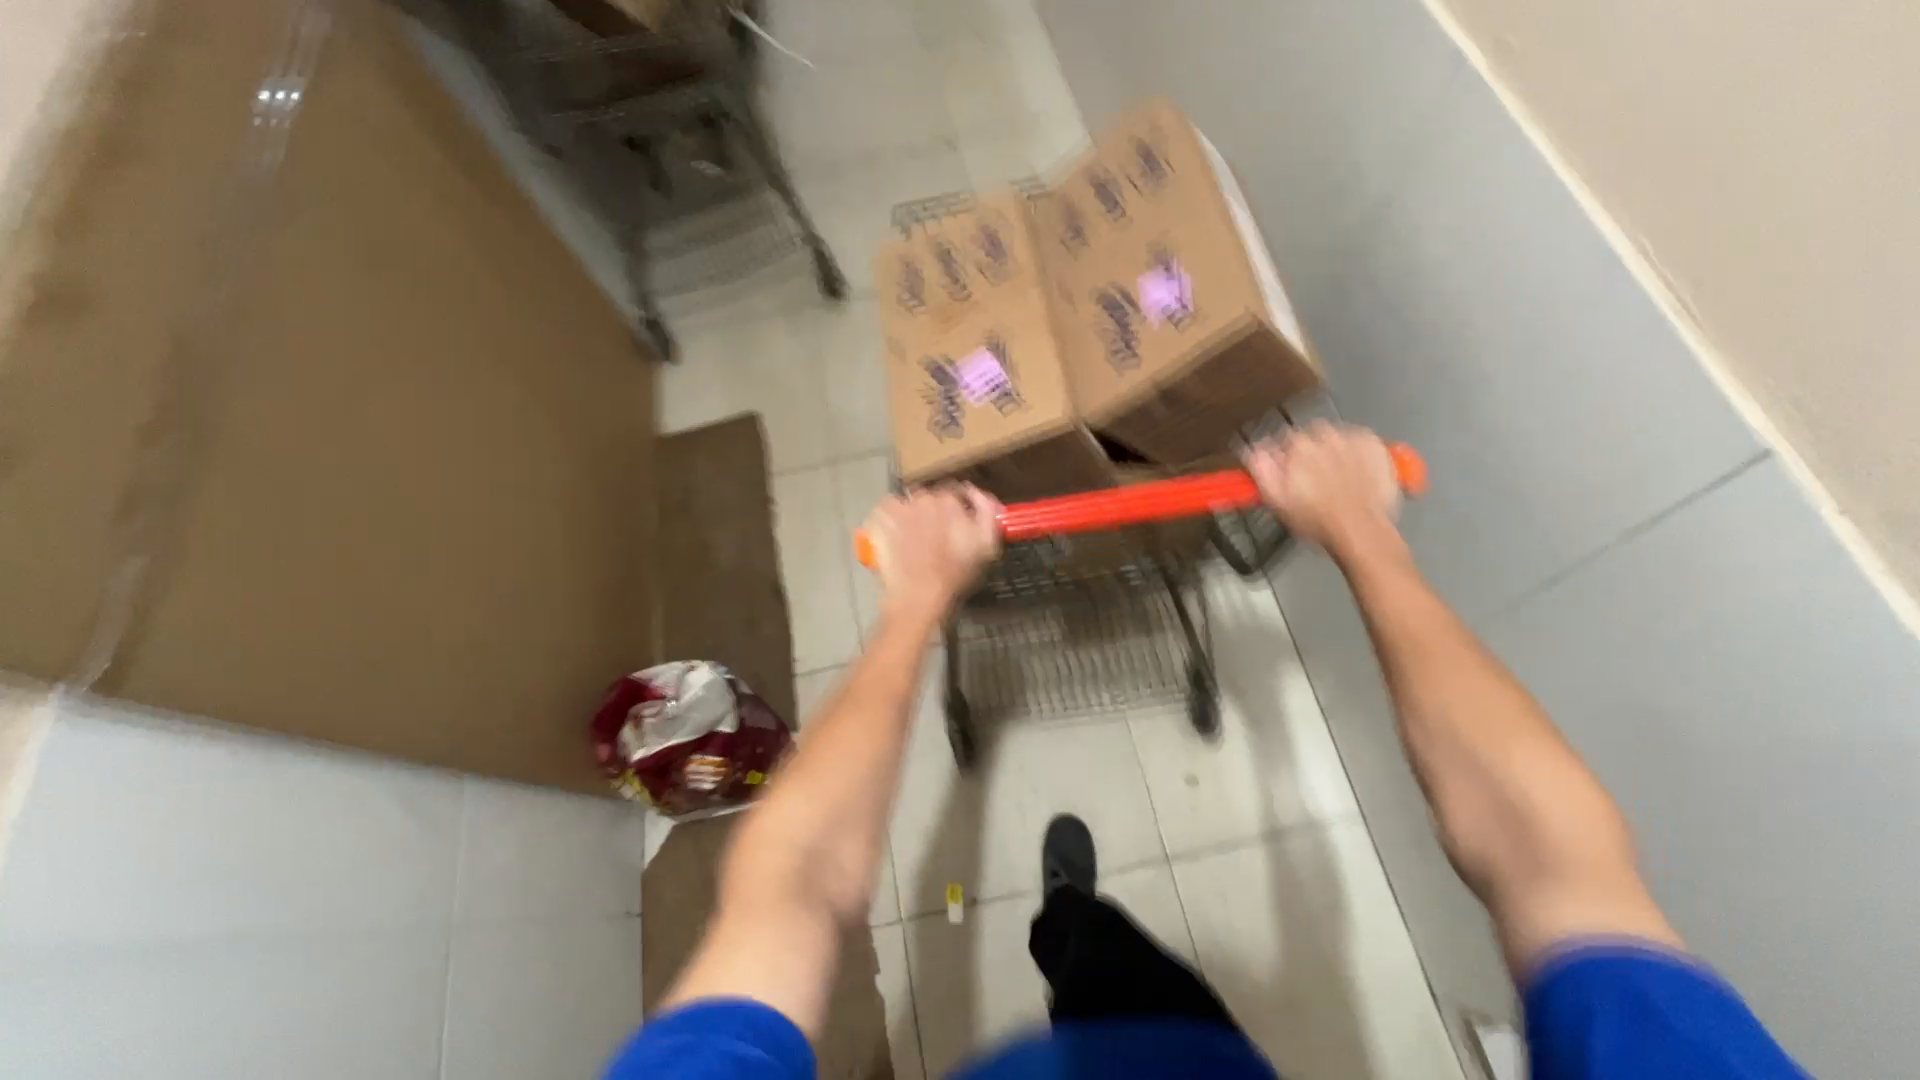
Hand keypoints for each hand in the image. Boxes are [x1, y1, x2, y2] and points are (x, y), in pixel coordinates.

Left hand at [860, 483, 1002, 622]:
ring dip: (911, 516)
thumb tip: (981, 495)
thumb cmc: (954, 575)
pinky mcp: (880, 518)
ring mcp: (900, 506)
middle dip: (933, 513)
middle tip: (935, 538)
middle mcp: (925, 497)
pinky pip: (885, 511)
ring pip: (908, 503)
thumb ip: (987, 513)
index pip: (956, 493)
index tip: (956, 525)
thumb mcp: (986, 545)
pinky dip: (889, 519)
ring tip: (913, 540)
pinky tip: (894, 536)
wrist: (918, 595)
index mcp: (951, 500)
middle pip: (930, 498)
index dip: (957, 510)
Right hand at [1241, 421, 1403, 557]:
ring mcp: (1352, 438)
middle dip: (1310, 452)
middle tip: (1314, 479)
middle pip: (1310, 435)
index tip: (1288, 473)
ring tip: (1337, 478)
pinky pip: (1360, 441)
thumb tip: (1251, 450)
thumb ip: (1261, 469)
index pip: (1283, 440)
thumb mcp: (1277, 500)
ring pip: (1335, 437)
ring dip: (1333, 451)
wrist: (1361, 529)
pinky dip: (1357, 452)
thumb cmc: (1316, 520)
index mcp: (1296, 446)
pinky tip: (1356, 472)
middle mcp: (1324, 435)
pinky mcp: (1374, 445)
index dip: (1284, 458)